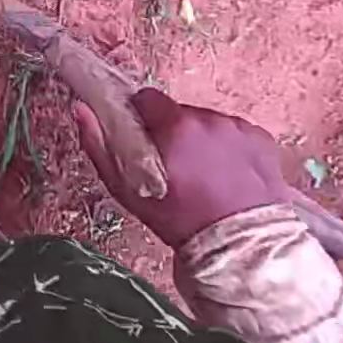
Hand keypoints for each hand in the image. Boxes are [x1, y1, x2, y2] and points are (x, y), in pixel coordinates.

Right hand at [74, 88, 285, 248]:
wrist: (240, 244)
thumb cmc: (179, 219)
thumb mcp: (126, 189)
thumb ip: (98, 145)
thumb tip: (82, 110)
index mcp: (175, 125)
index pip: (147, 98)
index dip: (140, 118)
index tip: (142, 139)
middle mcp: (209, 119)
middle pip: (178, 112)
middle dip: (171, 132)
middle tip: (172, 165)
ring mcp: (238, 128)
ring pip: (206, 123)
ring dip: (199, 140)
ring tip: (201, 173)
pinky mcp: (261, 139)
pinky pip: (233, 133)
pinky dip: (227, 148)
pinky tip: (225, 174)